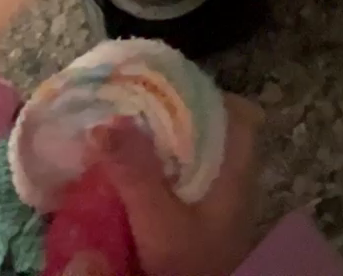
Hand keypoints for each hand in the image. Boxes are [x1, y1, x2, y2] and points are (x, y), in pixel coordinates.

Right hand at [90, 96, 264, 275]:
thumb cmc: (191, 267)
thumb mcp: (160, 224)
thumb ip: (134, 173)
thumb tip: (102, 122)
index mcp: (236, 170)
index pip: (240, 112)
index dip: (206, 92)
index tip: (163, 84)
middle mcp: (231, 179)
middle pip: (209, 126)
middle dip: (168, 110)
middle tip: (126, 100)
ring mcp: (216, 200)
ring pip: (190, 151)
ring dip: (156, 138)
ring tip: (118, 124)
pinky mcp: (198, 218)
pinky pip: (178, 176)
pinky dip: (153, 165)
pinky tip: (123, 166)